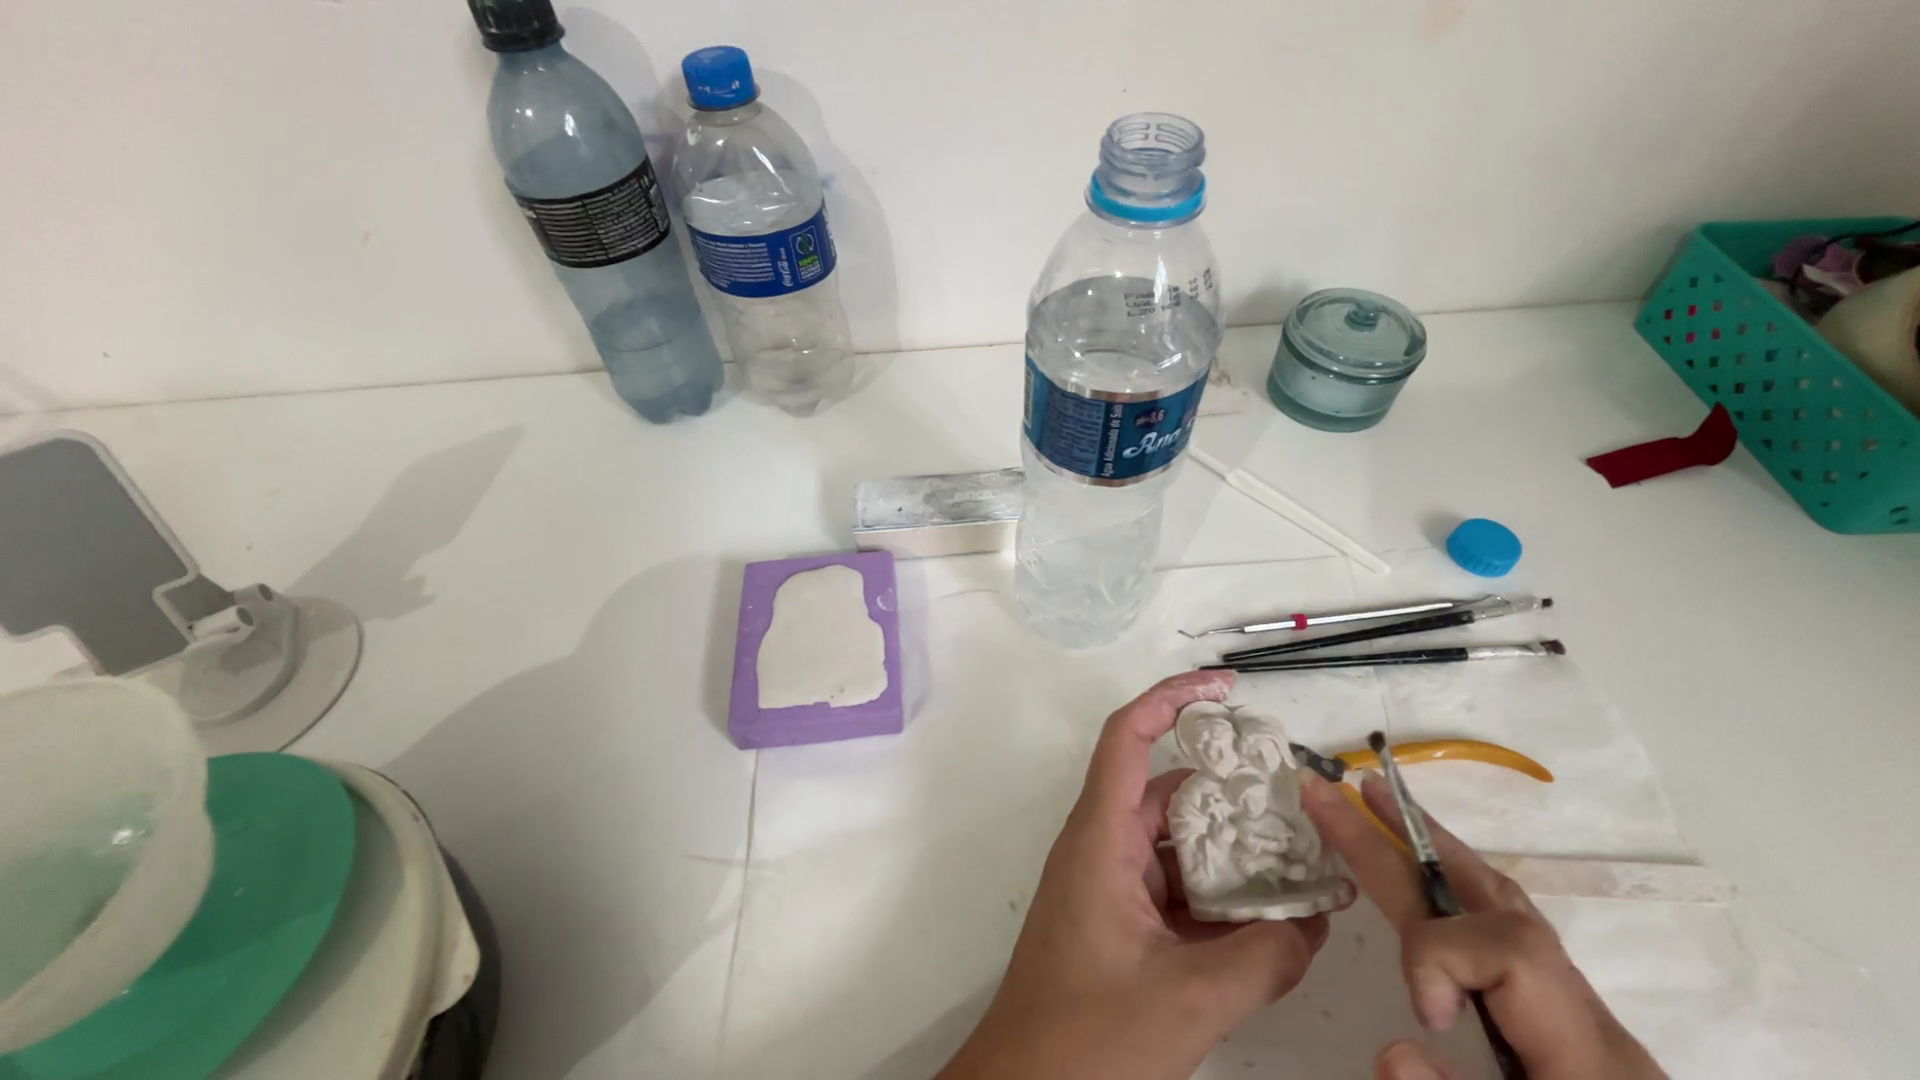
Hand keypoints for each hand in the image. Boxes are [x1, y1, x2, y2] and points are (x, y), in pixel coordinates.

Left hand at [939, 672, 1334, 1079]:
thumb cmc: (1088, 1034)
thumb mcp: (1190, 997)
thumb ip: (1265, 959)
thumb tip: (1316, 925)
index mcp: (1101, 838)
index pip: (1128, 738)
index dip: (1171, 698)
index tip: (1224, 687)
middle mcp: (1102, 848)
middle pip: (1166, 793)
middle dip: (1228, 792)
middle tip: (1295, 800)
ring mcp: (1108, 886)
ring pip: (1176, 847)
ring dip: (1230, 853)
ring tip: (1300, 863)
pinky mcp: (1118, 923)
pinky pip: (1173, 891)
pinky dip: (1217, 898)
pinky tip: (1270, 921)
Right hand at [1302, 772, 1668, 1079]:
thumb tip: (1388, 1052)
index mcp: (1582, 1051)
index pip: (1507, 951)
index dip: (1438, 957)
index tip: (1423, 1019)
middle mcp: (1583, 1015)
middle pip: (1493, 902)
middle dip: (1409, 842)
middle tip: (1338, 794)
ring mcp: (1576, 1011)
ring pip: (1506, 906)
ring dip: (1431, 851)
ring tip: (1375, 808)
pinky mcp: (1562, 1021)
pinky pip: (1504, 930)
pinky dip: (1452, 890)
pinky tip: (1421, 879)